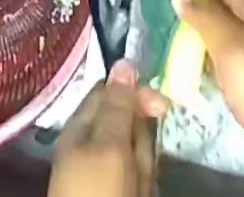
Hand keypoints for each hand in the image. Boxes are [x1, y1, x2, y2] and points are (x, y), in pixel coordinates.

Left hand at [49, 60, 168, 196]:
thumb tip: (125, 60)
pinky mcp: (125, 190)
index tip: (161, 103)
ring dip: (146, 163)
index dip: (136, 91)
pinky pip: (143, 175)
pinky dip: (146, 182)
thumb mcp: (107, 145)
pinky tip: (142, 191)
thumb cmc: (95, 194)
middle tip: (137, 163)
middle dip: (143, 139)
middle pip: (130, 121)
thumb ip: (117, 105)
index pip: (110, 89)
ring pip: (141, 150)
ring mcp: (110, 170)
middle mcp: (94, 142)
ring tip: (136, 186)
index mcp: (81, 125)